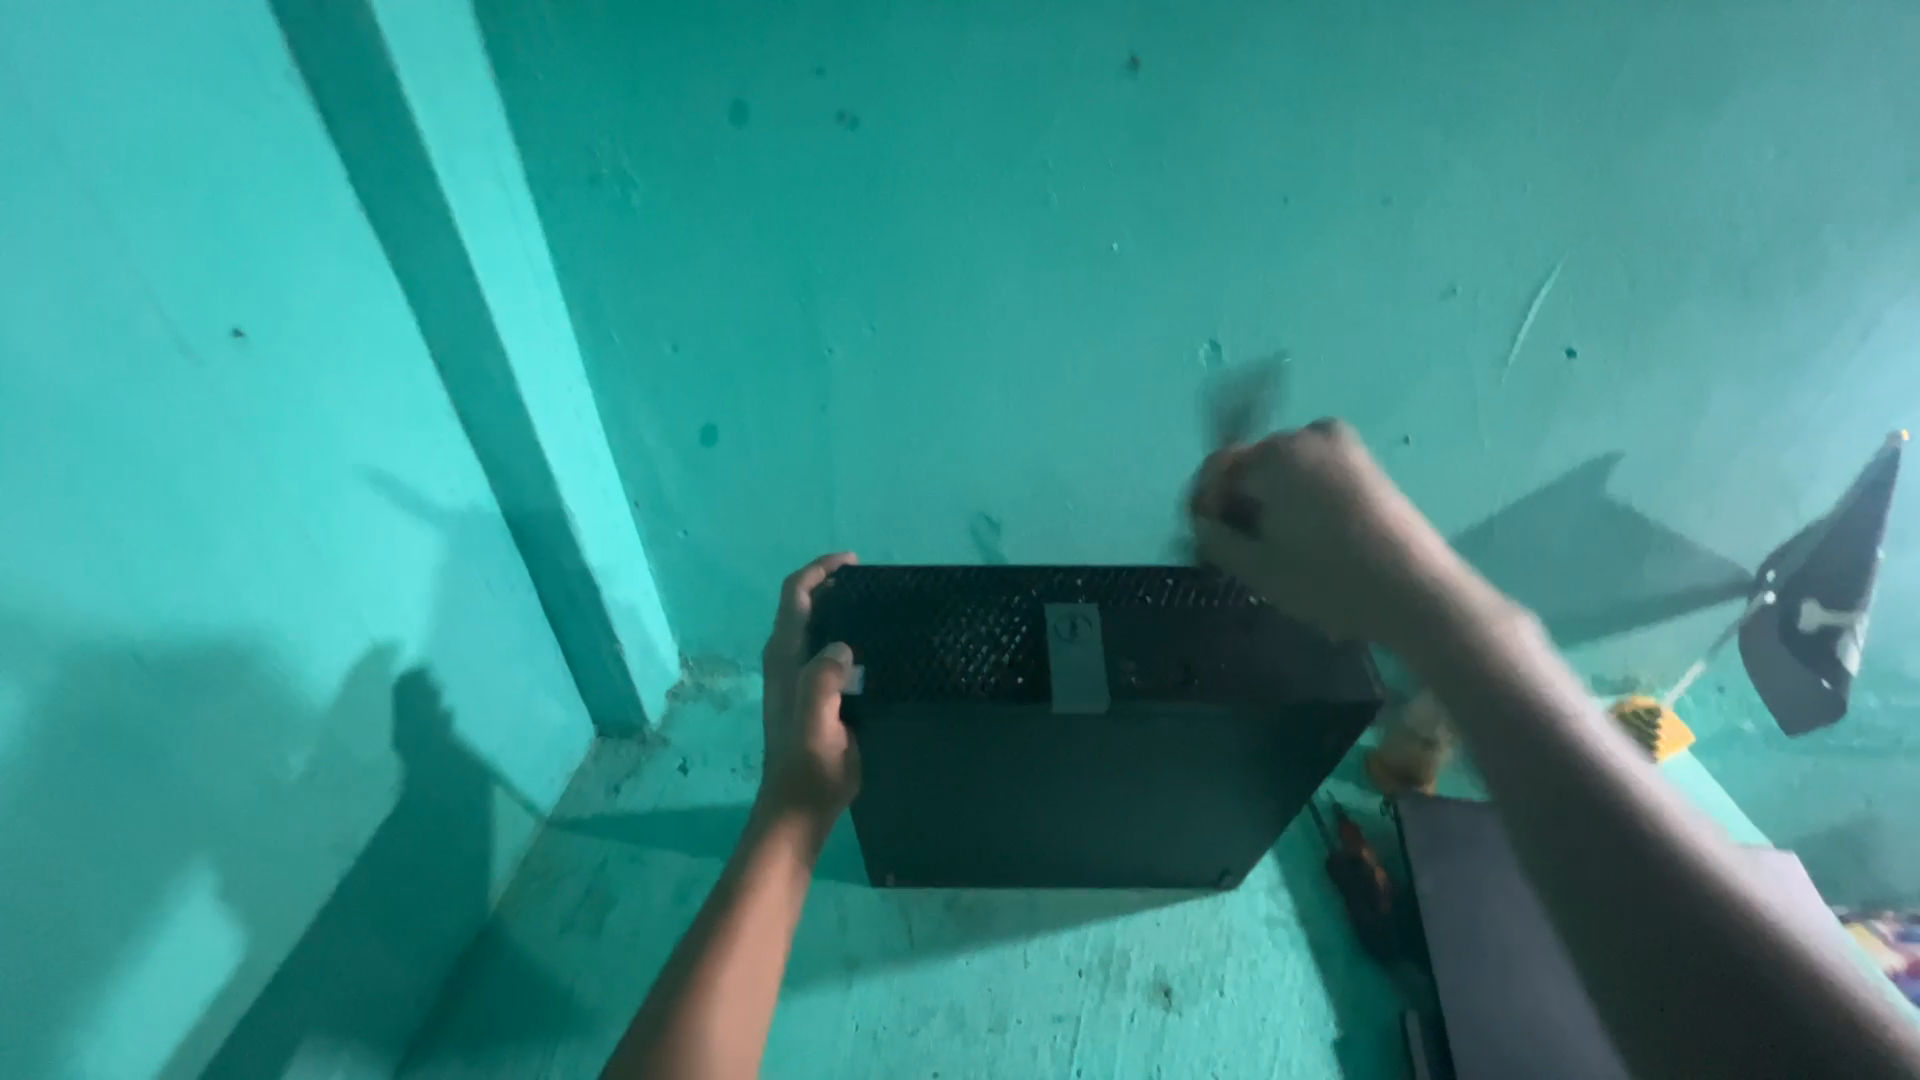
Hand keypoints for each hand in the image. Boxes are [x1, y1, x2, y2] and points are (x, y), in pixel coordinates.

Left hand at [758, 553, 860, 822]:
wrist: (797, 810)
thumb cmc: (810, 769)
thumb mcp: (817, 725)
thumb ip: (822, 682)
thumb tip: (841, 646)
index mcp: (785, 660)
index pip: (795, 596)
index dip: (819, 571)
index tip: (853, 562)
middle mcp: (785, 661)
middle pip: (802, 605)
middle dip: (832, 584)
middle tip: (874, 584)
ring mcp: (795, 677)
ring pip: (813, 625)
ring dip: (839, 608)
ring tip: (879, 607)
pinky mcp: (809, 694)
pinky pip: (823, 648)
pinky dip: (844, 633)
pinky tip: (873, 646)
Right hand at [1189, 418, 1476, 649]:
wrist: (1416, 594)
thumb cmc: (1326, 578)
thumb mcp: (1253, 566)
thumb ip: (1213, 538)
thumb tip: (1203, 523)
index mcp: (1276, 452)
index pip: (1217, 468)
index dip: (1202, 504)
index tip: (1204, 540)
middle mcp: (1308, 435)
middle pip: (1249, 467)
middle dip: (1235, 503)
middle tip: (1235, 549)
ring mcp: (1343, 447)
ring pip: (1280, 473)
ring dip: (1265, 504)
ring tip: (1268, 549)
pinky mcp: (1365, 467)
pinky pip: (1310, 476)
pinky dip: (1295, 501)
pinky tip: (1300, 540)